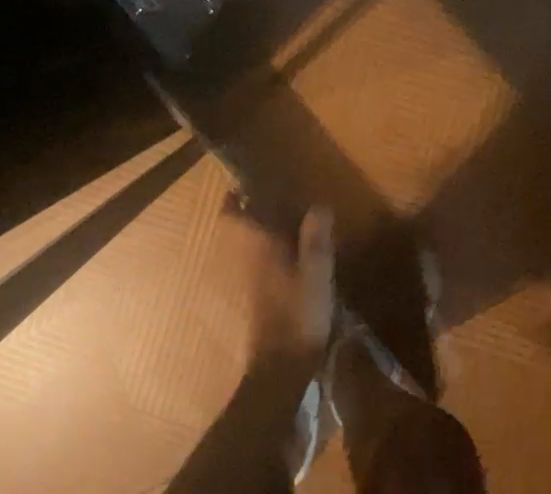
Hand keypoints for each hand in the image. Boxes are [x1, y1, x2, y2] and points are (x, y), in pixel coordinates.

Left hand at [239, 208, 335, 359]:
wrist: (280, 369)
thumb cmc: (298, 316)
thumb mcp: (316, 275)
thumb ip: (315, 240)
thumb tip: (319, 205)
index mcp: (258, 248)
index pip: (231, 215)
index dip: (233, 197)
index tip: (244, 182)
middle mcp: (246, 260)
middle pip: (238, 229)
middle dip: (248, 211)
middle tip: (273, 197)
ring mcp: (249, 282)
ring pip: (247, 247)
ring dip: (260, 233)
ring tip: (287, 222)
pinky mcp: (257, 300)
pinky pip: (257, 264)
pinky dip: (268, 254)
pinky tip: (292, 258)